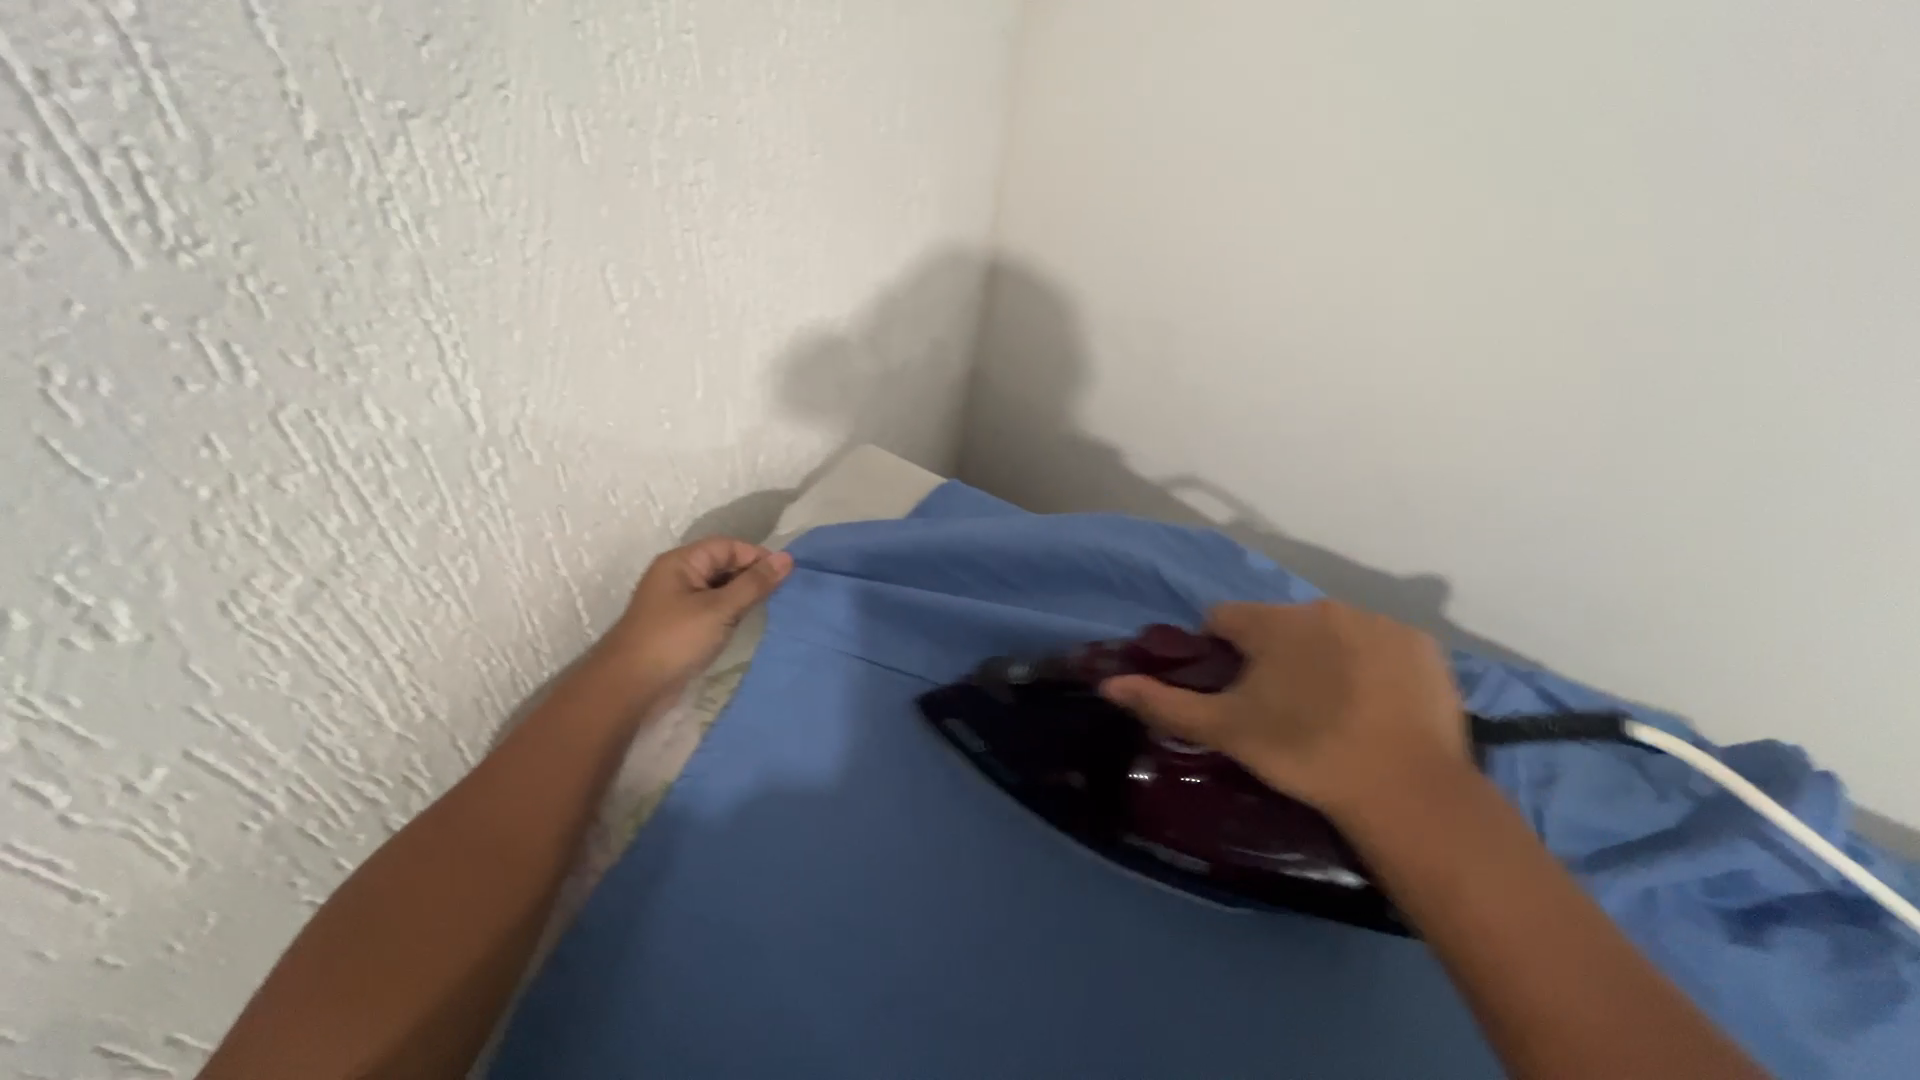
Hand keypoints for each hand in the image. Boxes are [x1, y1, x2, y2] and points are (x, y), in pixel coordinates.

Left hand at [599, 537, 793, 691]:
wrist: (630, 687)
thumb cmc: (675, 640)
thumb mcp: (720, 609)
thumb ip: (754, 584)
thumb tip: (787, 559)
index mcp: (682, 562)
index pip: (727, 546)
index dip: (756, 557)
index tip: (783, 577)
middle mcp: (678, 576)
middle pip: (723, 565)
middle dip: (750, 577)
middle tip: (778, 596)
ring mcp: (677, 602)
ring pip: (719, 589)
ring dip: (741, 597)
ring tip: (765, 611)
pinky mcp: (680, 625)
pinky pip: (711, 609)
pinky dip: (730, 614)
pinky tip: (744, 626)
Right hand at [1100, 600, 1470, 821]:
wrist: (1404, 788)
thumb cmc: (1301, 753)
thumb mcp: (1225, 730)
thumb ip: (1163, 702)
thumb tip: (1108, 683)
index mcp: (1271, 622)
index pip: (1224, 618)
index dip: (1220, 652)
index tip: (1233, 691)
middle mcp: (1323, 607)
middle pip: (1280, 624)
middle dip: (1274, 655)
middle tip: (1283, 710)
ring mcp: (1378, 622)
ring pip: (1331, 632)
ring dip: (1323, 658)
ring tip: (1334, 712)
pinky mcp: (1422, 645)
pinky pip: (1381, 645)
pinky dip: (1372, 667)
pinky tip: (1377, 707)